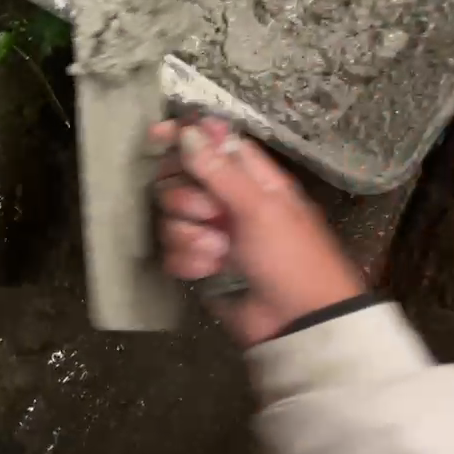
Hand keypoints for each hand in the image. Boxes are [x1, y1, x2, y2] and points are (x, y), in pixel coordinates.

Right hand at [151, 117, 365, 348]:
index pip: (213, 144)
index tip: (157, 135)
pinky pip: (170, 250)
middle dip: (185, 200)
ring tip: (219, 254)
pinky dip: (188, 261)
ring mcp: (210, 232)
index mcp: (253, 180)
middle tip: (208, 214)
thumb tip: (187, 131)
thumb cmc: (291, 258)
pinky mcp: (196, 261)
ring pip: (170, 217)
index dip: (186, 137)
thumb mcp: (261, 209)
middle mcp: (227, 201)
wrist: (296, 322)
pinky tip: (209, 271)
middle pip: (179, 180)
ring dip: (190, 237)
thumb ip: (220, 171)